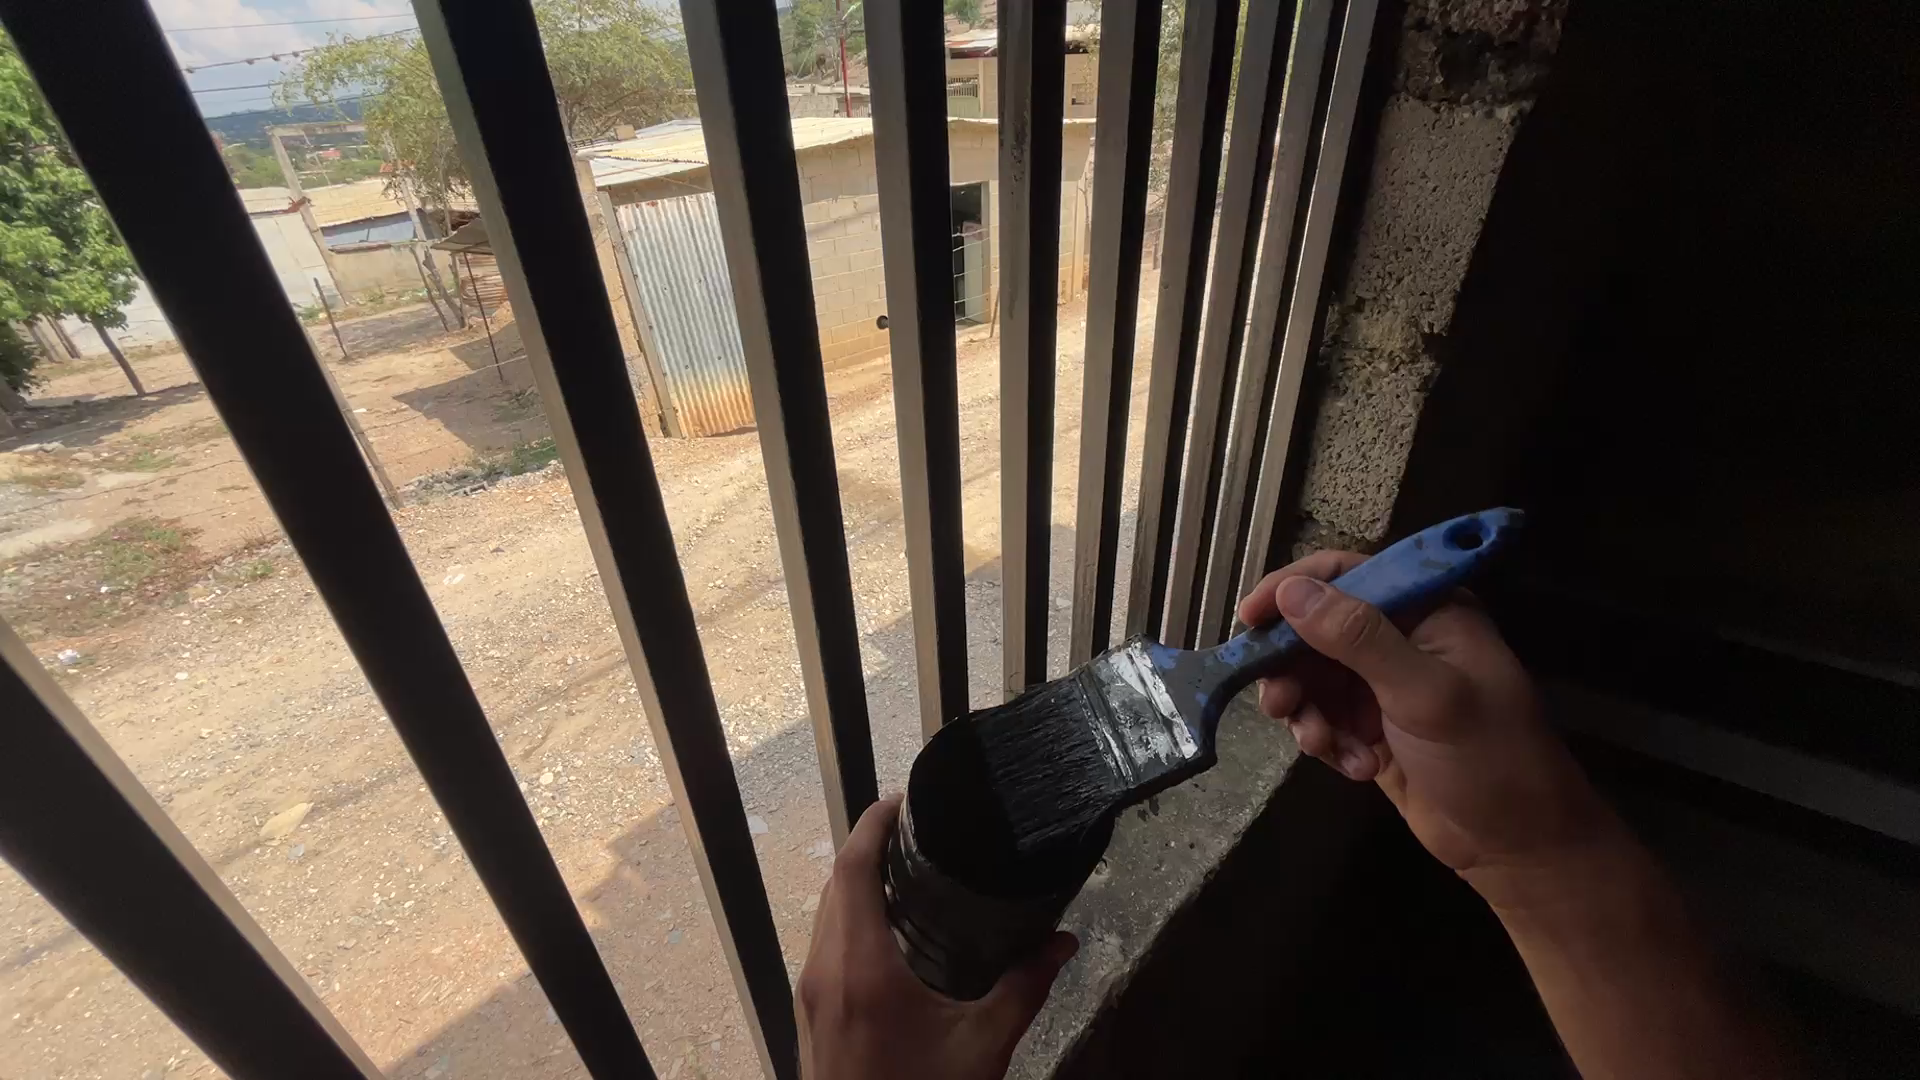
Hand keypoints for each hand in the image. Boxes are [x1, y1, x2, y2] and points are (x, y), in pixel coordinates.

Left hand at [796, 795, 1077, 1079]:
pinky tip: (886, 924)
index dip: (871, 824)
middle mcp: (823, 970)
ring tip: (904, 866)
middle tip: (915, 829)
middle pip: (836, 882)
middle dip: (868, 844)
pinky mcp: (808, 1012)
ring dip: (856, 878)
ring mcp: (808, 992)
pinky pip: (823, 941)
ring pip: (825, 911)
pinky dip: (848, 912)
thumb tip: (1064, 942)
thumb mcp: (980, 1050)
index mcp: (860, 968)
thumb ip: (1023, 989)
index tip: (902, 799)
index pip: (852, 869)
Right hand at [1238, 551, 1615, 879]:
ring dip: (1306, 710)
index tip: (1249, 618)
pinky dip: (1323, 738)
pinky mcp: (1365, 719)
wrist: (1519, 850)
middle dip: (1291, 668)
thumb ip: (1358, 638)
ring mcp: (1379, 679)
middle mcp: (1398, 635)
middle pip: (1312, 627)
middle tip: (1279, 703)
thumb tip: (1291, 591)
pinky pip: (1317, 712)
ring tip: (1322, 743)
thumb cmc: (1489, 760)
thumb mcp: (1426, 694)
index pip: (1344, 574)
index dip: (1290, 589)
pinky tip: (1354, 765)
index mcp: (1426, 610)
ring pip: (1306, 673)